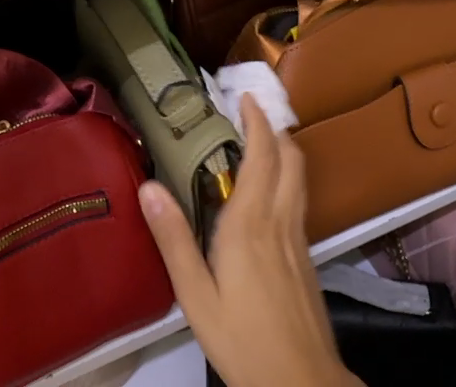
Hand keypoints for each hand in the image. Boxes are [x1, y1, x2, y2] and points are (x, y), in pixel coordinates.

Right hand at [140, 97, 360, 386]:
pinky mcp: (307, 258)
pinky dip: (287, 178)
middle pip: (290, 159)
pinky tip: (267, 194)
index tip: (245, 96)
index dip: (257, 121)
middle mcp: (280, 222)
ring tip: (260, 140)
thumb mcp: (195, 295)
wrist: (302, 381)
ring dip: (284, 151)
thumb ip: (174, 240)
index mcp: (250, 224)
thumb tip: (149, 187)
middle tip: (253, 110)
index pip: (262, 156)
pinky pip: (299, 202)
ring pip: (300, 179)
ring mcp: (299, 240)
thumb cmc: (243, 339)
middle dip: (275, 128)